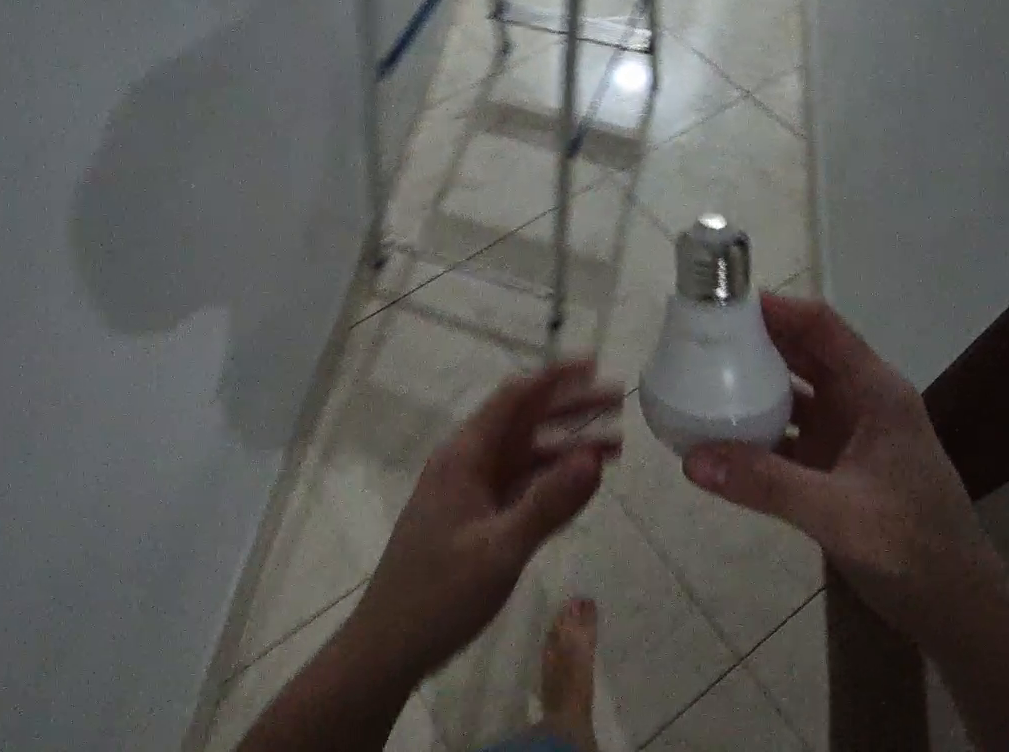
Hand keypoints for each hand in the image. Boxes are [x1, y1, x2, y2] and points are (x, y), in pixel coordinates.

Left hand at [349, 360, 622, 676]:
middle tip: (619, 400)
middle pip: (524, 421)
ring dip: (567, 445)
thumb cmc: (439, 594)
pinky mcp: (476, 517)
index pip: (514, 399)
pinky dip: (552, 479)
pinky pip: (520, 485)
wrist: (389, 644)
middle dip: (570, 408)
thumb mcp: (500, 550)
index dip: (554, 378)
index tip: (594, 363)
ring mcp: (471, 490)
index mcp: (464, 456)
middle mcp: (468, 462)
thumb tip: (594, 457)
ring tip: (617, 443)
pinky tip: (581, 483)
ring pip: (526, 454)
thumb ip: (549, 504)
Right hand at [681, 294, 1005, 638]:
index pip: (822, 328)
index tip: (722, 300)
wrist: (959, 611)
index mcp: (876, 394)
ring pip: (791, 390)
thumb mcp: (839, 514)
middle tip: (696, 333)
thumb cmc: (915, 548)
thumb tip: (691, 460)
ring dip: (750, 383)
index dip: (776, 307)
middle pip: (802, 351)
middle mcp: (860, 402)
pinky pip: (785, 431)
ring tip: (696, 375)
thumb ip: (765, 484)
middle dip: (753, 338)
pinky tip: (717, 434)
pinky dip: (754, 427)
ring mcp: (846, 433)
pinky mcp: (832, 464)